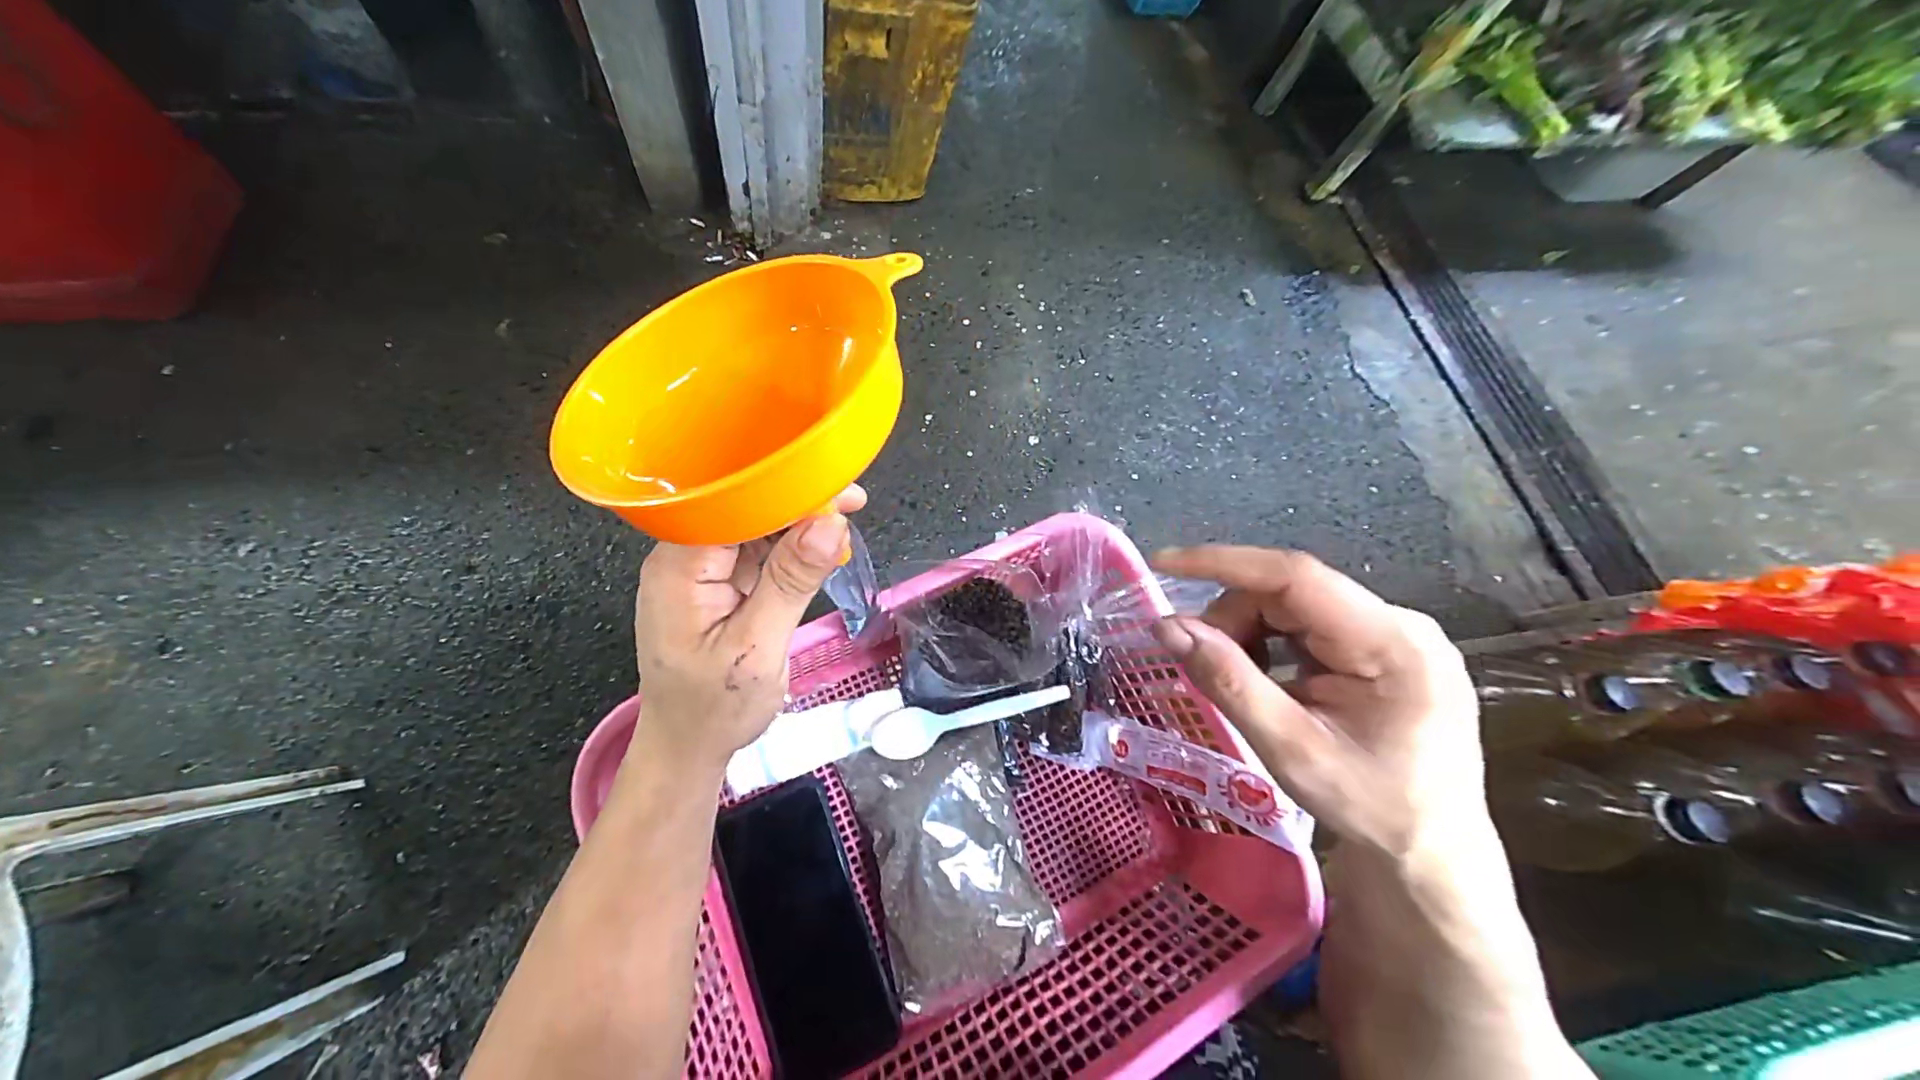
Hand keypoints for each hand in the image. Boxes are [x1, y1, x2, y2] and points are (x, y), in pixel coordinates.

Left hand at [630, 485, 867, 772]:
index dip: (788, 492)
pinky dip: (789, 550)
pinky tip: (818, 550)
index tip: (838, 490)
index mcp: (681, 567)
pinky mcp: (716, 584)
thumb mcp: (758, 648)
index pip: (736, 507)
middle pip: (745, 511)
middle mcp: (683, 558)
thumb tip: (830, 524)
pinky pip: (755, 552)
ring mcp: (699, 571)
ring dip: (798, 526)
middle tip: (852, 505)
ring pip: (754, 529)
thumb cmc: (713, 709)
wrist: (686, 747)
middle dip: (798, 504)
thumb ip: (790, 582)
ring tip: (842, 525)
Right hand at [1149, 546, 1484, 856]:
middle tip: (1199, 661)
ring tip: (1237, 681)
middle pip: (1290, 591)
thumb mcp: (1290, 749)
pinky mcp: (1384, 647)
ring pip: (1294, 605)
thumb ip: (1228, 683)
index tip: (1164, 564)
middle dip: (1233, 617)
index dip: (1224, 563)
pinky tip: (1264, 680)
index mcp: (1393, 643)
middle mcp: (1400, 623)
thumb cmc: (1370, 808)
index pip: (1296, 576)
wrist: (1431, 852)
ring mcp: (1395, 633)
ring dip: (1248, 632)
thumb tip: (1168, 627)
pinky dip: (1270, 643)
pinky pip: (1309, 624)